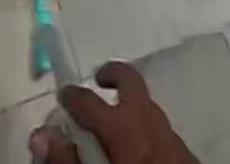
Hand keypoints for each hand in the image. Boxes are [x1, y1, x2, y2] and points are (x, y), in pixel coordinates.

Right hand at [27, 61, 201, 163]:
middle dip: (111, 75)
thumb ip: (66, 159)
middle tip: (97, 82)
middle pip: (130, 79)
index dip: (71, 96)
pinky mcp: (187, 153)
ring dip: (130, 105)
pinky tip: (138, 151)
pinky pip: (162, 128)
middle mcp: (149, 122)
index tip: (64, 98)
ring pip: (148, 104)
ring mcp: (172, 136)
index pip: (87, 100)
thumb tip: (42, 134)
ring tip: (113, 126)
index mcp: (122, 128)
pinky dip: (147, 128)